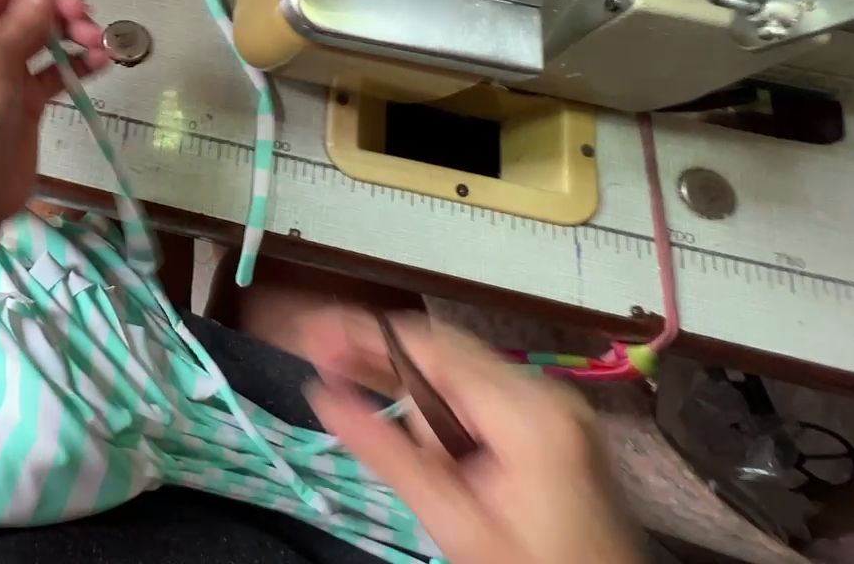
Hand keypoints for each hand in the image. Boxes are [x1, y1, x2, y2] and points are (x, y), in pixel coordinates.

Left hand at [0, 0, 109, 235]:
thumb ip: (25, 15)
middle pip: (31, 1)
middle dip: (62, 2)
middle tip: (84, 19)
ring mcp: (4, 69)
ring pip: (47, 34)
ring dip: (74, 32)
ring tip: (96, 43)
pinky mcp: (24, 98)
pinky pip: (56, 69)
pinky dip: (79, 63)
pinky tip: (102, 61)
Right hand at [301, 311, 644, 563]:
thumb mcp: (455, 522)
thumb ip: (387, 453)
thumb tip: (321, 394)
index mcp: (526, 412)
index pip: (424, 346)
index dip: (358, 332)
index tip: (308, 331)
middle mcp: (540, 391)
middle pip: (434, 347)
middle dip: (371, 350)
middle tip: (311, 348)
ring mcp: (545, 401)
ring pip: (446, 364)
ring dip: (398, 378)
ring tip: (359, 393)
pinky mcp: (540, 417)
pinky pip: (466, 385)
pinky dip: (425, 393)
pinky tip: (395, 406)